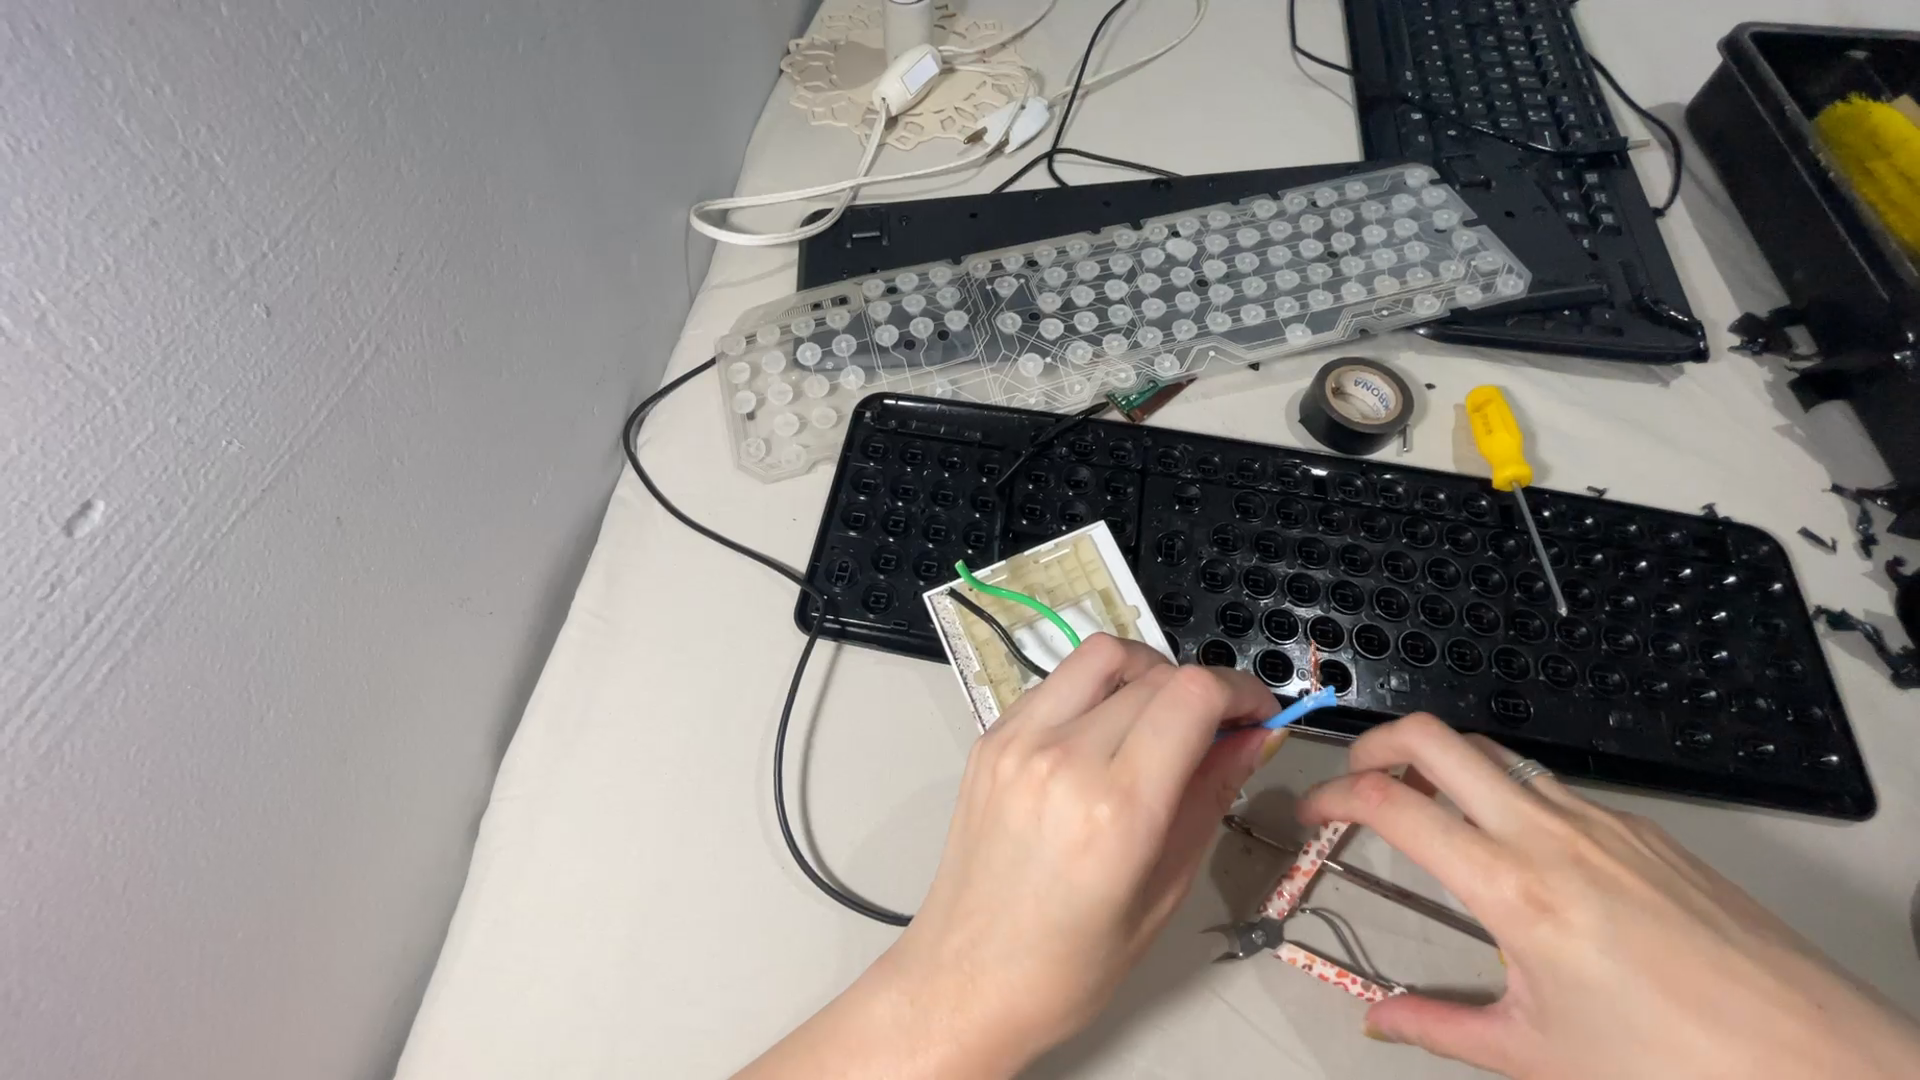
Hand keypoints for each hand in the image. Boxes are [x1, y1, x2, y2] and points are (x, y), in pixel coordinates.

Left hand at [736, 634, 1284, 1078]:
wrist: (967, 974)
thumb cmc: (1071, 962)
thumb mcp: (1164, 892)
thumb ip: (1209, 798)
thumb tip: (1251, 737)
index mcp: (1115, 808)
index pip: (1192, 696)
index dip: (1240, 691)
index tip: (1258, 712)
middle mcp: (1062, 756)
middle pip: (1154, 672)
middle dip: (1202, 688)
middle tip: (1217, 726)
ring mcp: (1018, 739)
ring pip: (1100, 655)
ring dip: (1147, 671)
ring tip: (1162, 715)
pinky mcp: (990, 736)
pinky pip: (1058, 682)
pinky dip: (1097, 690)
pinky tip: (1105, 731)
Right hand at [1301, 714, 1919, 1079]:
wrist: (1842, 1074)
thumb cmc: (1676, 1073)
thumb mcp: (1539, 1057)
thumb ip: (1439, 1027)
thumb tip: (1373, 1019)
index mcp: (1509, 887)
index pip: (1387, 802)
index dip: (1329, 796)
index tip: (1310, 816)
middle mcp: (1546, 831)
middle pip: (1432, 736)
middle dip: (1374, 746)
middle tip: (1356, 786)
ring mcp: (1600, 820)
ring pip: (1489, 752)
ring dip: (1438, 767)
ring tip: (1429, 816)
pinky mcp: (1643, 828)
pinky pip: (1548, 786)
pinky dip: (1503, 797)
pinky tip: (1524, 858)